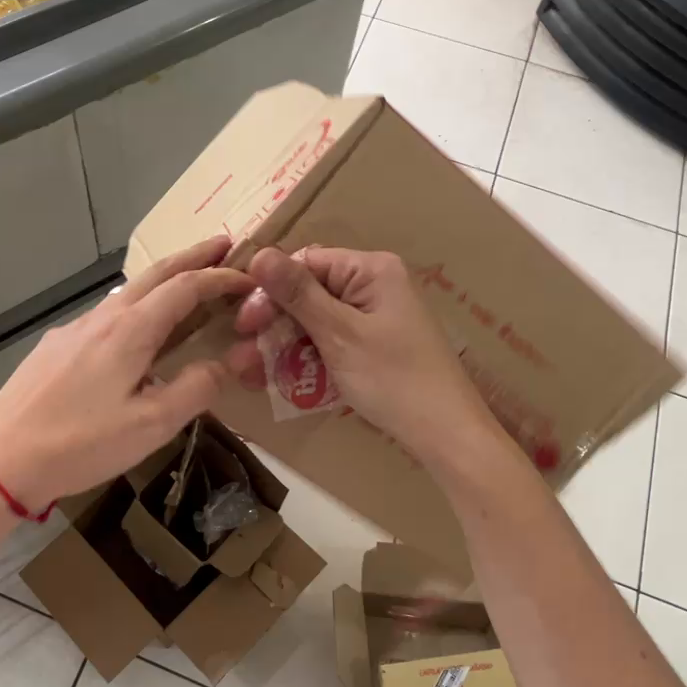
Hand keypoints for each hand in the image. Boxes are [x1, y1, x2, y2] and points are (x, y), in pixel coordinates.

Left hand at [0, 236, 251, 504]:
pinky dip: (137, 308)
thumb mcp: (151, 425)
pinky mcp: (55, 347)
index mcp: (131, 330)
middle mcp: (103, 318)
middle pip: (155, 274)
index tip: (249, 275)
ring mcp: (74, 330)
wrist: (3, 457)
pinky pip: (106, 315)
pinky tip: (136, 335)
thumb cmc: (81, 443)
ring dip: (164, 282)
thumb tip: (223, 363)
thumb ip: (194, 389)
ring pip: (128, 292)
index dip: (220, 277)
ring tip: (188, 287)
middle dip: (193, 256)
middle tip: (225, 245)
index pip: (185, 287)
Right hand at [225, 246, 493, 461]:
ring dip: (281, 345)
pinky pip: (330, 341)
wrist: (446, 434)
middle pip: (308, 292)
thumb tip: (259, 253)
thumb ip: (298, 294)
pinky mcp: (374, 345)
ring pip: (314, 321)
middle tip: (241, 357)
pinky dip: (304, 358)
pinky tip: (276, 378)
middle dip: (272, 324)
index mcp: (371, 270)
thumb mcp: (340, 334)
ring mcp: (374, 317)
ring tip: (249, 373)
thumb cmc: (394, 379)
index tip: (243, 324)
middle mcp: (373, 285)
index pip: (306, 263)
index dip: (270, 290)